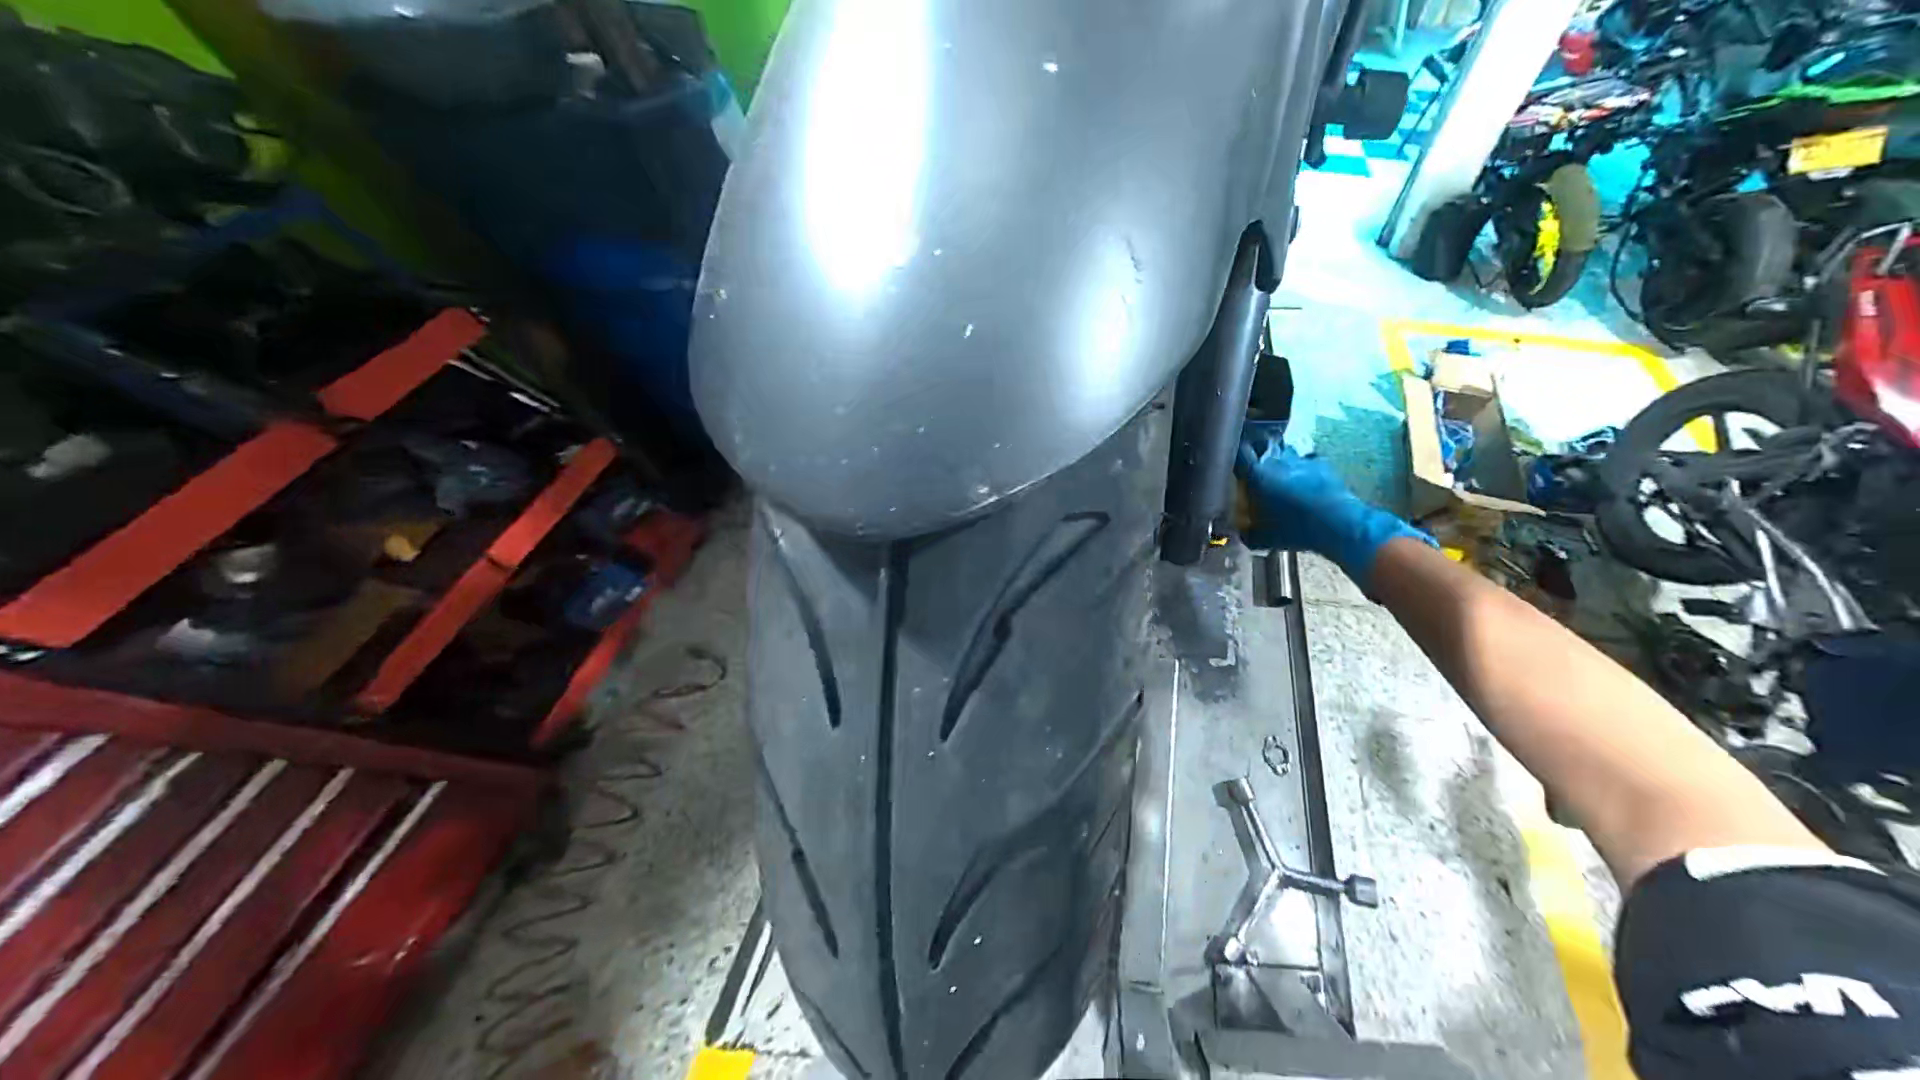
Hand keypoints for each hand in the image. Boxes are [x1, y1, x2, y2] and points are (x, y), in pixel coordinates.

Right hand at [1235, 431, 1428, 590]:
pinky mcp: (1323, 465)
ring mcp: (1303, 460)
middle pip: (1263, 447)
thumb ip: (1248, 532)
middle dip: (1257, 455)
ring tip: (1279, 477)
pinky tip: (1303, 484)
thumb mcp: (1265, 537)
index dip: (1234, 455)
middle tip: (1255, 469)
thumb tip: (1242, 533)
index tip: (1233, 462)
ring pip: (1284, 453)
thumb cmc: (1297, 529)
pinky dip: (1301, 470)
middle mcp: (1279, 460)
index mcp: (1259, 473)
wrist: (1341, 526)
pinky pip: (1305, 462)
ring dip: (1280, 462)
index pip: (1240, 452)